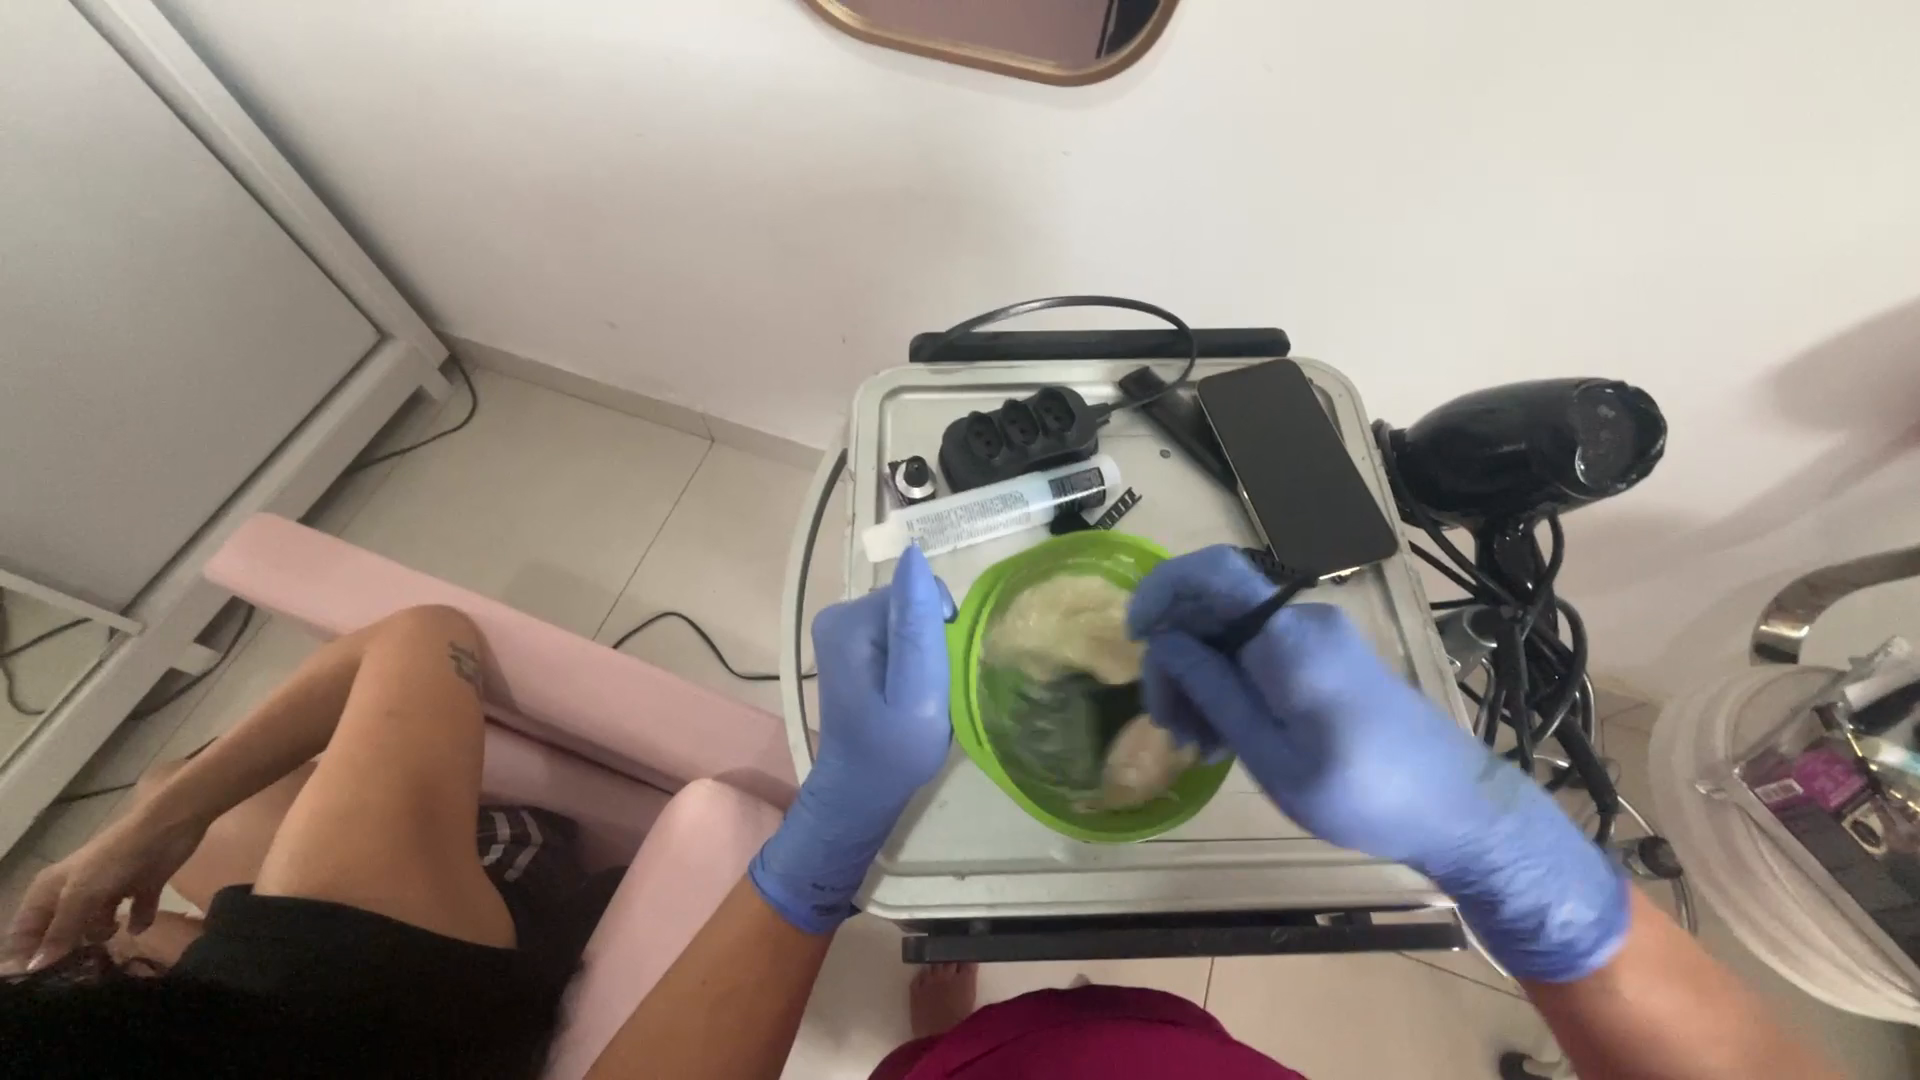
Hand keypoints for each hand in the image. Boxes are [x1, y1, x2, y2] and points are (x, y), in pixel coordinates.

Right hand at [4, 799, 205, 972]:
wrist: (171, 825)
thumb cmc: (116, 857)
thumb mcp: (81, 894)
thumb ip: (61, 930)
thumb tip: (35, 967)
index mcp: (50, 891)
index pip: (25, 930)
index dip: (25, 953)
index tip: (33, 978)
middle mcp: (77, 891)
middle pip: (64, 929)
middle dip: (69, 946)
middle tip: (79, 965)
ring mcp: (112, 888)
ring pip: (100, 921)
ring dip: (104, 932)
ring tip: (111, 935)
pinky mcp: (145, 885)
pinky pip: (138, 910)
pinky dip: (140, 919)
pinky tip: (142, 926)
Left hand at [750, 545, 953, 933]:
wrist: (862, 790)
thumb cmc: (895, 749)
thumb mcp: (917, 690)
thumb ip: (917, 624)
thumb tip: (915, 555)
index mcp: (848, 620)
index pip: (917, 593)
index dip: (941, 630)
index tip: (938, 672)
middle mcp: (837, 615)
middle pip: (910, 602)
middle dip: (931, 640)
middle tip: (929, 687)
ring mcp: (841, 629)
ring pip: (908, 617)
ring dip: (924, 650)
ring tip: (918, 691)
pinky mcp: (850, 645)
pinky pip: (897, 632)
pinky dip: (912, 657)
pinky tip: (907, 688)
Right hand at [1129, 545, 1627, 981]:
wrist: (1458, 812)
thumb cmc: (1363, 794)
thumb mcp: (1272, 755)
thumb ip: (1214, 691)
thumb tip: (1163, 642)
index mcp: (1287, 639)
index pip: (1211, 571)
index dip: (1159, 590)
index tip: (1136, 640)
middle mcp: (1299, 621)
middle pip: (1209, 612)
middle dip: (1175, 662)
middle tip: (1168, 729)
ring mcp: (1311, 637)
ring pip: (1227, 636)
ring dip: (1198, 681)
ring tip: (1196, 744)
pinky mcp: (1318, 656)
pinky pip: (1253, 652)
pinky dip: (1227, 685)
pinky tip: (1223, 735)